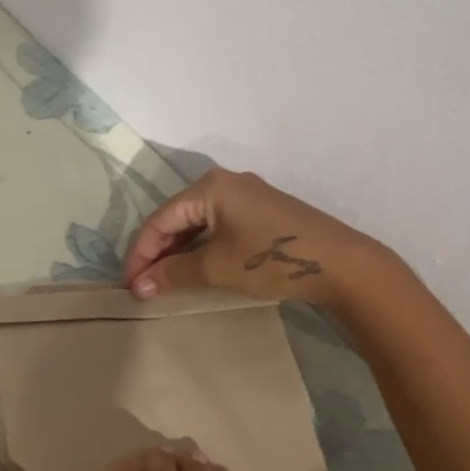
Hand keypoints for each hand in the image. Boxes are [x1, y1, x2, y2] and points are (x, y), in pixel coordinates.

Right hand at [122, 168, 390, 308]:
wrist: (340, 264)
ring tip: (164, 280)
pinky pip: (216, 226)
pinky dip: (199, 248)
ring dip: (177, 252)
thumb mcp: (216, 269)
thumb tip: (138, 287)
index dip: (140, 254)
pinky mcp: (261, 212)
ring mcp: (246, 196)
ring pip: (196, 223)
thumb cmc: (272, 261)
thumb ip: (172, 274)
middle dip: (156, 253)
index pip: (159, 220)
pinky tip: (194, 269)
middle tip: (143, 285)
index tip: (129, 285)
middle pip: (176, 218)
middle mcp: (226, 183)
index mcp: (210, 187)